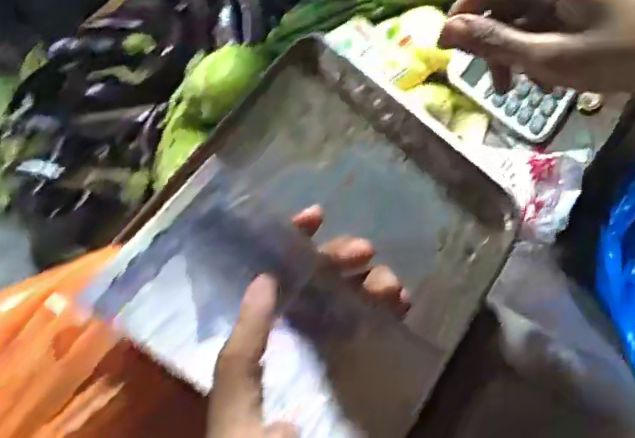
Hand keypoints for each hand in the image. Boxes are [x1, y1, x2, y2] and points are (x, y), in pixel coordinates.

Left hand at [209, 208, 407, 437]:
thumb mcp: (233, 420)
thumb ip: (241, 358)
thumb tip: (263, 278)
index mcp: (256, 348)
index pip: (271, 280)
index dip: (291, 243)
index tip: (317, 216)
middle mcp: (292, 340)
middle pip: (316, 281)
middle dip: (341, 258)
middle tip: (365, 253)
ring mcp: (326, 355)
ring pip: (350, 297)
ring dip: (371, 281)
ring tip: (391, 288)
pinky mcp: (358, 371)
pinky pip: (373, 324)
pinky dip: (387, 308)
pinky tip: (401, 305)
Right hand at [438, 0, 634, 95]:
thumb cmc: (618, 59)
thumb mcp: (553, 58)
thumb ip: (498, 43)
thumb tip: (447, 30)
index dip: (463, 12)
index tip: (446, 49)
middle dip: (491, 37)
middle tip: (490, 80)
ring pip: (523, 11)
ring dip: (513, 47)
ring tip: (517, 87)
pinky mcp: (583, 2)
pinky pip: (544, 18)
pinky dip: (535, 45)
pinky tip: (542, 78)